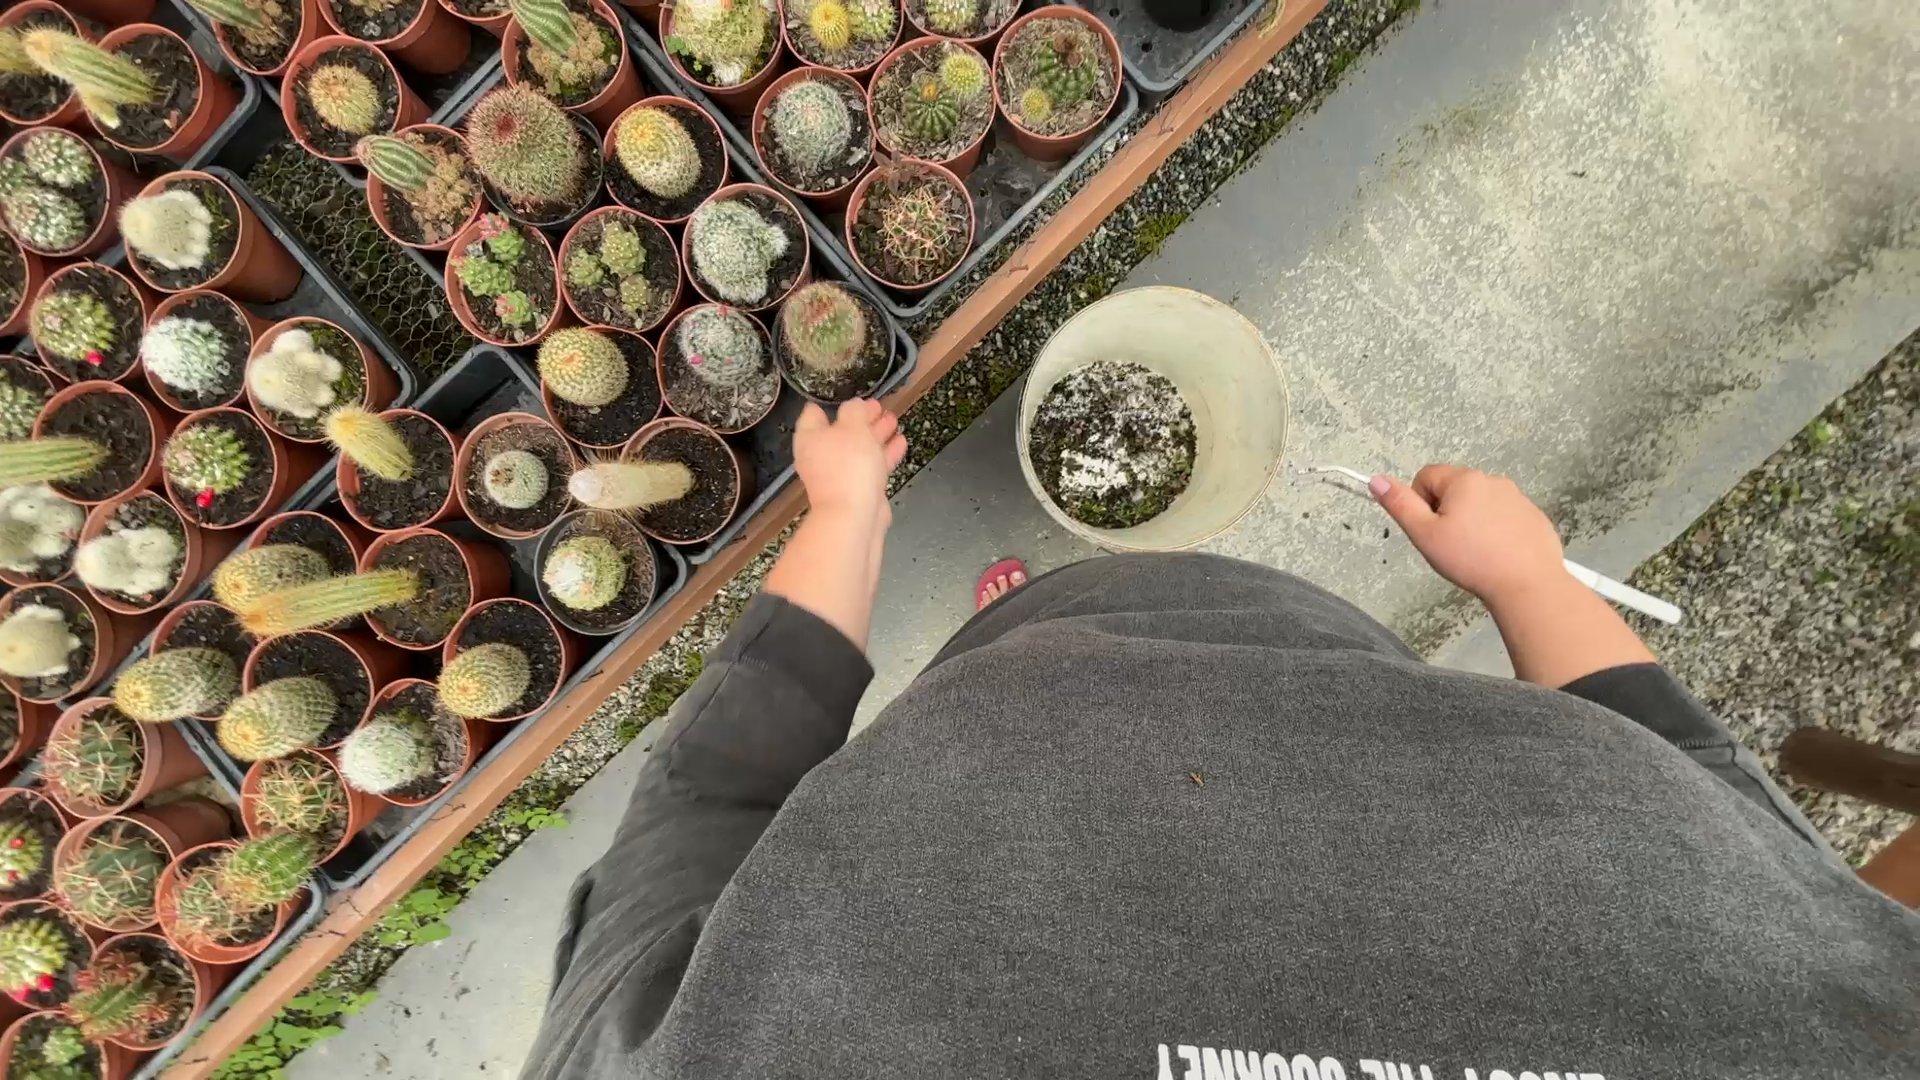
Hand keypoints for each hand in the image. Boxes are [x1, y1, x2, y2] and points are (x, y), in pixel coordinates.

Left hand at [768, 400, 907, 649]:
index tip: (853, 397)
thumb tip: (855, 406)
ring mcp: (839, 475)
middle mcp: (821, 456)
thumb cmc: (848, 466)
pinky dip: (884, 453)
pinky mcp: (858, 489)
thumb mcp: (853, 428)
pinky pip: (871, 465)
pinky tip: (900, 442)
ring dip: (877, 435)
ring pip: (860, 448)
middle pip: (841, 431)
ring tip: (894, 420)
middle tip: (880, 407)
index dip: (832, 403)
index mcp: (810, 438)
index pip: (814, 413)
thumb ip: (855, 411)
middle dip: (862, 419)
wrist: (855, 515)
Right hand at [1370, 465, 1566, 606]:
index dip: (1419, 502)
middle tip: (1447, 541)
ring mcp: (1517, 498)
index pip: (1426, 476)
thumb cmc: (1469, 558)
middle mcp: (1493, 481)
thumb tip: (1377, 480)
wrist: (1527, 583)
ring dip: (1468, 518)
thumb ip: (1399, 504)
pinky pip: (1501, 514)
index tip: (1429, 527)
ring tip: (1472, 549)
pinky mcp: (1533, 516)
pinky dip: (1492, 528)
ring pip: (1477, 501)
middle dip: (1443, 510)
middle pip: (1452, 487)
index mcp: (1464, 481)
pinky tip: (1494, 552)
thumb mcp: (1423, 533)